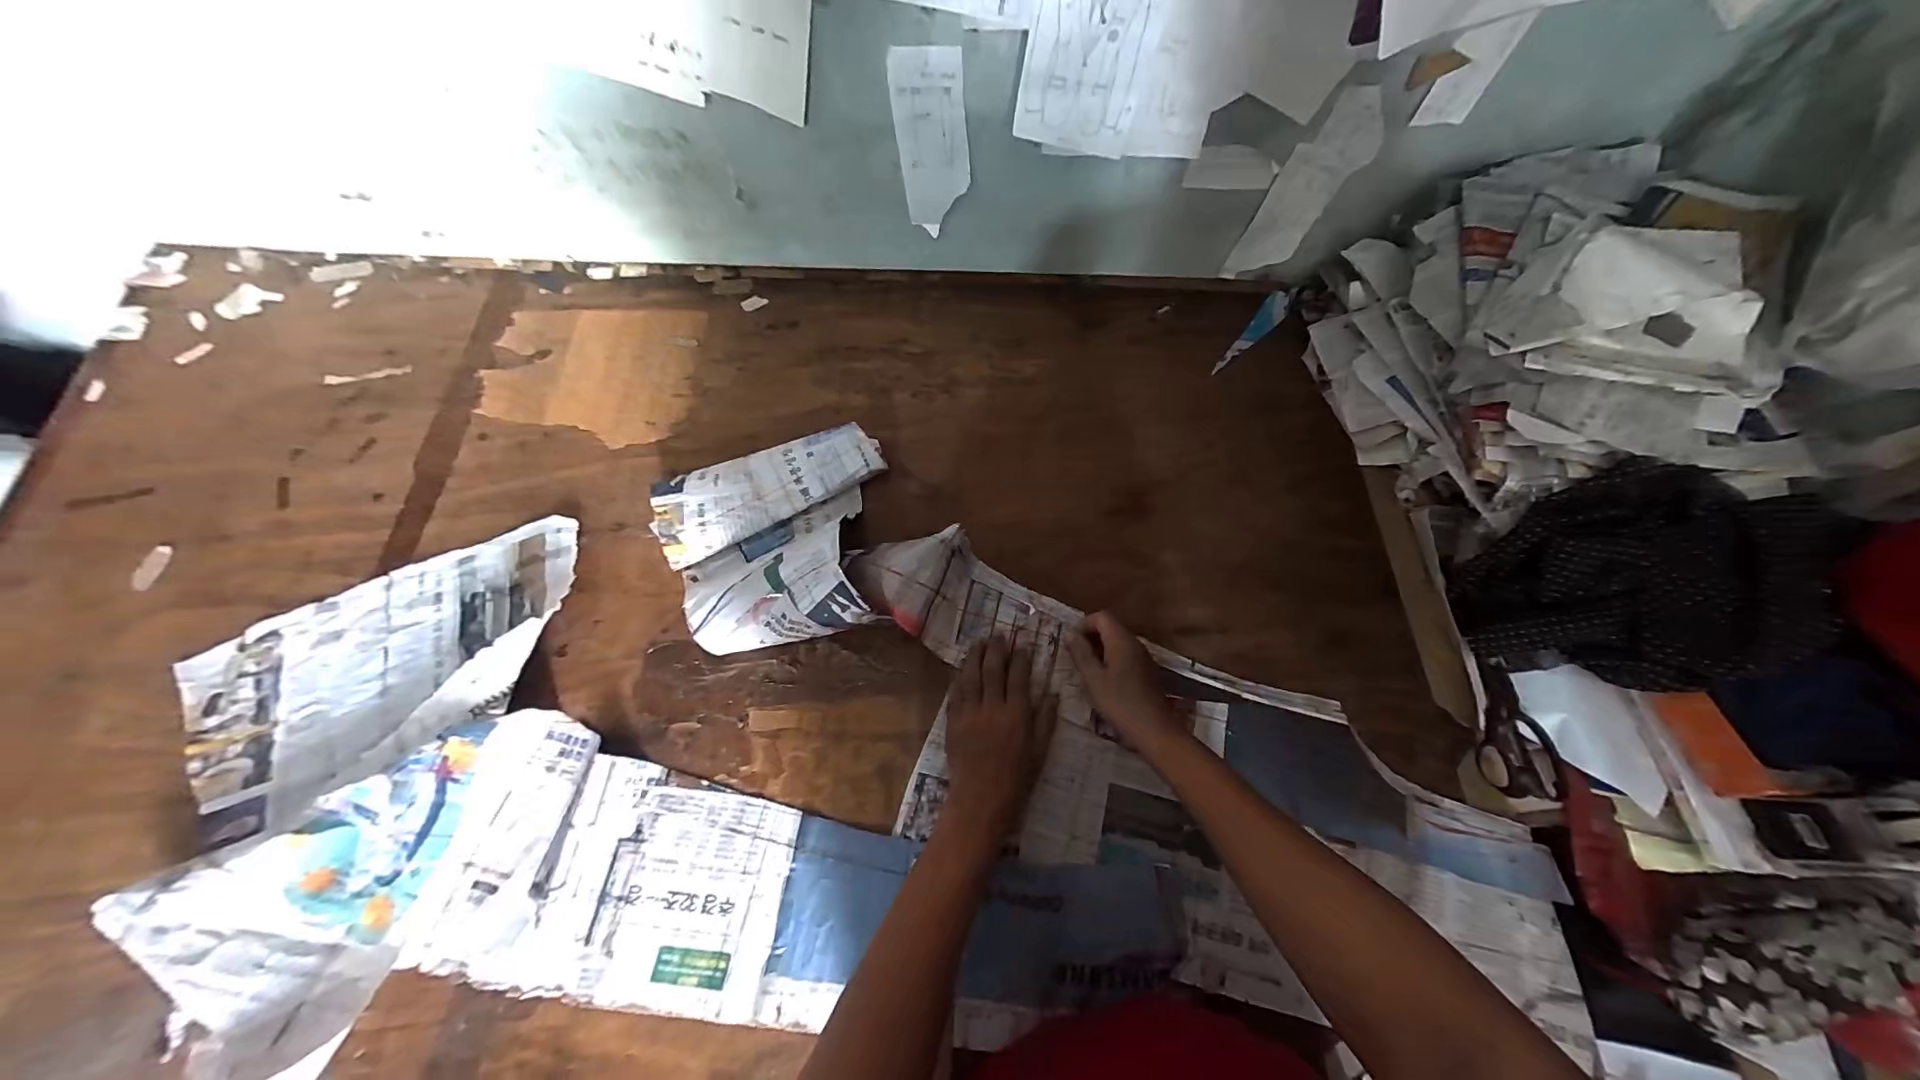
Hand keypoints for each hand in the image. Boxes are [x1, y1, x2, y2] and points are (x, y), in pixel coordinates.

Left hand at [943, 637, 1058, 843]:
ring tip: (978, 643)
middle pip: (993, 670)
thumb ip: (1046, 720)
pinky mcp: (953, 722)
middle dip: (996, 649)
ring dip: (975, 657)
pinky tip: (962, 670)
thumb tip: (1052, 693)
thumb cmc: (1017, 779)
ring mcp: (969, 713)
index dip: (1021, 658)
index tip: (1022, 645)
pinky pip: (955, 694)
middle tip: (998, 635)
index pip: (1018, 676)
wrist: (981, 799)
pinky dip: (959, 679)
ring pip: (971, 677)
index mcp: (1017, 713)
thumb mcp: (1040, 751)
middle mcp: (992, 707)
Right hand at [1066, 612, 1186, 754]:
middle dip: (1090, 637)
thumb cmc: (1119, 702)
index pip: (1101, 617)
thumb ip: (1081, 653)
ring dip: (1099, 649)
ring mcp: (1142, 656)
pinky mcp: (1146, 670)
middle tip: (1075, 658)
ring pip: (1117, 642)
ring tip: (1086, 670)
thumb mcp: (1093, 678)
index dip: (1083, 625)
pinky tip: (1103, 680)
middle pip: (1110, 627)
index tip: (1071, 644)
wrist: (1153, 729)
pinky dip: (1110, 660)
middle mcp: (1134, 642)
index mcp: (1121, 640)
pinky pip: (1124, 655)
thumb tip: (1070, 633)